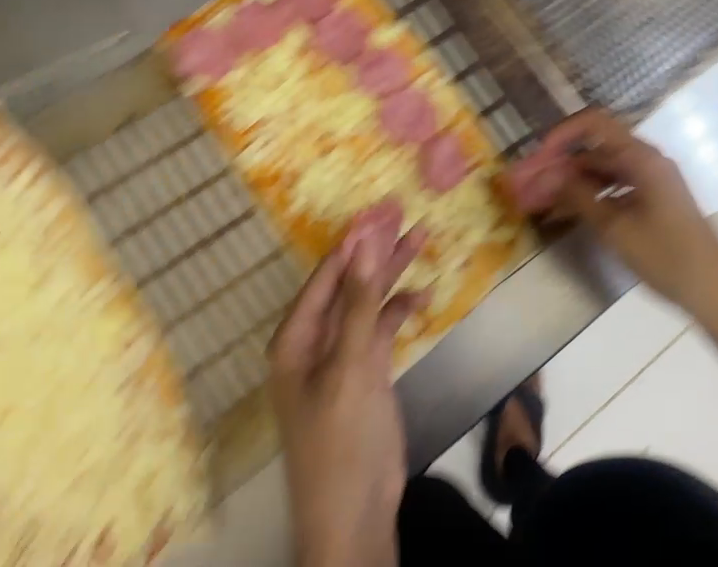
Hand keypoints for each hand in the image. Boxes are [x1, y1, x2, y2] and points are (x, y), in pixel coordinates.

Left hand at [268, 201, 427, 566]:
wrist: (355, 511)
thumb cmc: (340, 439)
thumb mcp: (350, 366)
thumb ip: (359, 303)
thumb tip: (364, 242)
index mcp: (296, 339)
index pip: (326, 276)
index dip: (355, 241)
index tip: (382, 206)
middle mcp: (315, 342)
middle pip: (348, 284)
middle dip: (375, 250)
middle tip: (404, 210)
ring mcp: (342, 358)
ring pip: (368, 304)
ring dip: (392, 275)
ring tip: (422, 237)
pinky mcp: (366, 375)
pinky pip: (381, 330)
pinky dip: (399, 311)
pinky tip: (421, 295)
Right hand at [507, 109, 717, 319]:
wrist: (713, 289)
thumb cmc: (666, 257)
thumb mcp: (615, 228)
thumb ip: (578, 196)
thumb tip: (546, 175)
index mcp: (643, 158)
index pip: (595, 124)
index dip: (563, 134)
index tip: (539, 158)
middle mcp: (649, 160)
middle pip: (598, 147)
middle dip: (562, 162)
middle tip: (532, 185)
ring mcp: (654, 179)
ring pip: (605, 168)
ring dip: (575, 180)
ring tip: (544, 201)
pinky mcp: (656, 197)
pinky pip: (618, 184)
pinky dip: (594, 193)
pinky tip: (571, 212)